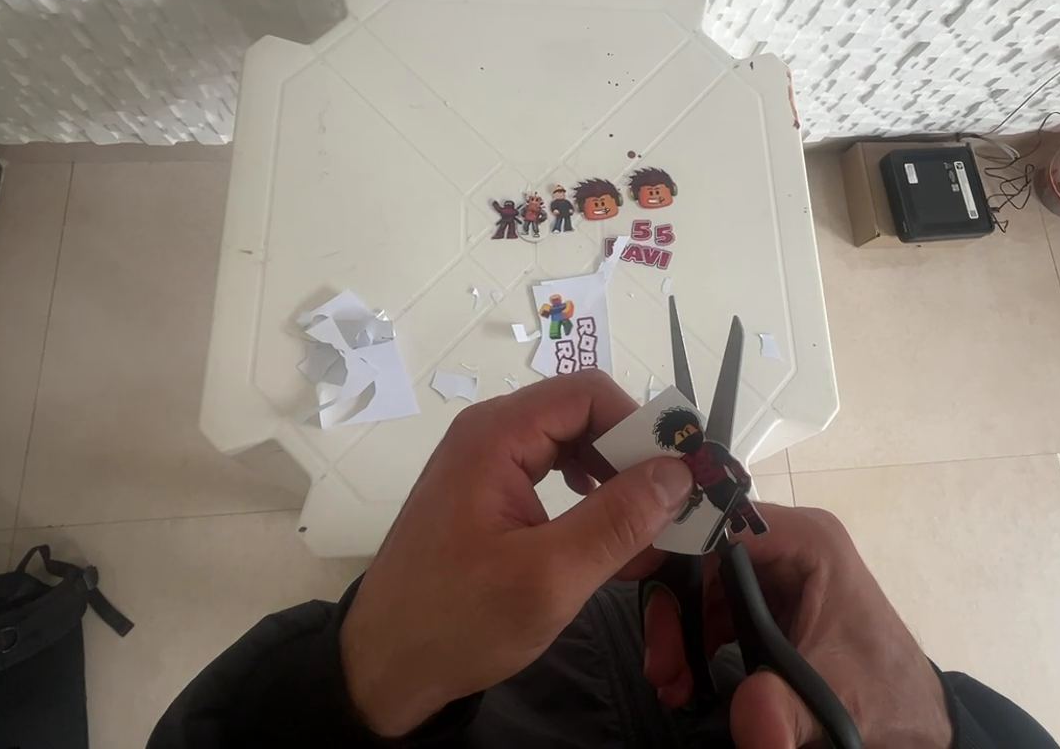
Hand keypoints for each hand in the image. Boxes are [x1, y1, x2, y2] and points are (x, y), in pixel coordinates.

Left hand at [340, 372, 693, 735]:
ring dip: (614, 476)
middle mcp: (492, 431)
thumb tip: (677, 472)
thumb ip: (617, 521)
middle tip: (669, 504)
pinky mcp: (489, 486)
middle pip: (582, 412)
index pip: (588, 393)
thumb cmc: (456, 621)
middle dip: (632, 453)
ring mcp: (488, 457)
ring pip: (572, 441)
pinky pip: (552, 467)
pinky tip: (604, 531)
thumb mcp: (549, 578)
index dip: (640, 423)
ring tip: (644, 523)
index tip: (677, 472)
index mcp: (497, 434)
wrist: (382, 665)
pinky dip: (588, 493)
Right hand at [640, 505, 952, 748]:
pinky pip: (715, 602)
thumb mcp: (838, 700)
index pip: (724, 523)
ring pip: (703, 579)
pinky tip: (688, 679)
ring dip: (679, 628)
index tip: (635, 580)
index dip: (677, 546)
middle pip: (706, 552)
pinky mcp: (770, 594)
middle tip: (660, 665)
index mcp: (808, 539)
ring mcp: (777, 566)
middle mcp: (788, 541)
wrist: (918, 725)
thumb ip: (790, 707)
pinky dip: (695, 638)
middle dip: (676, 607)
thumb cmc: (889, 696)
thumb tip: (748, 718)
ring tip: (671, 683)